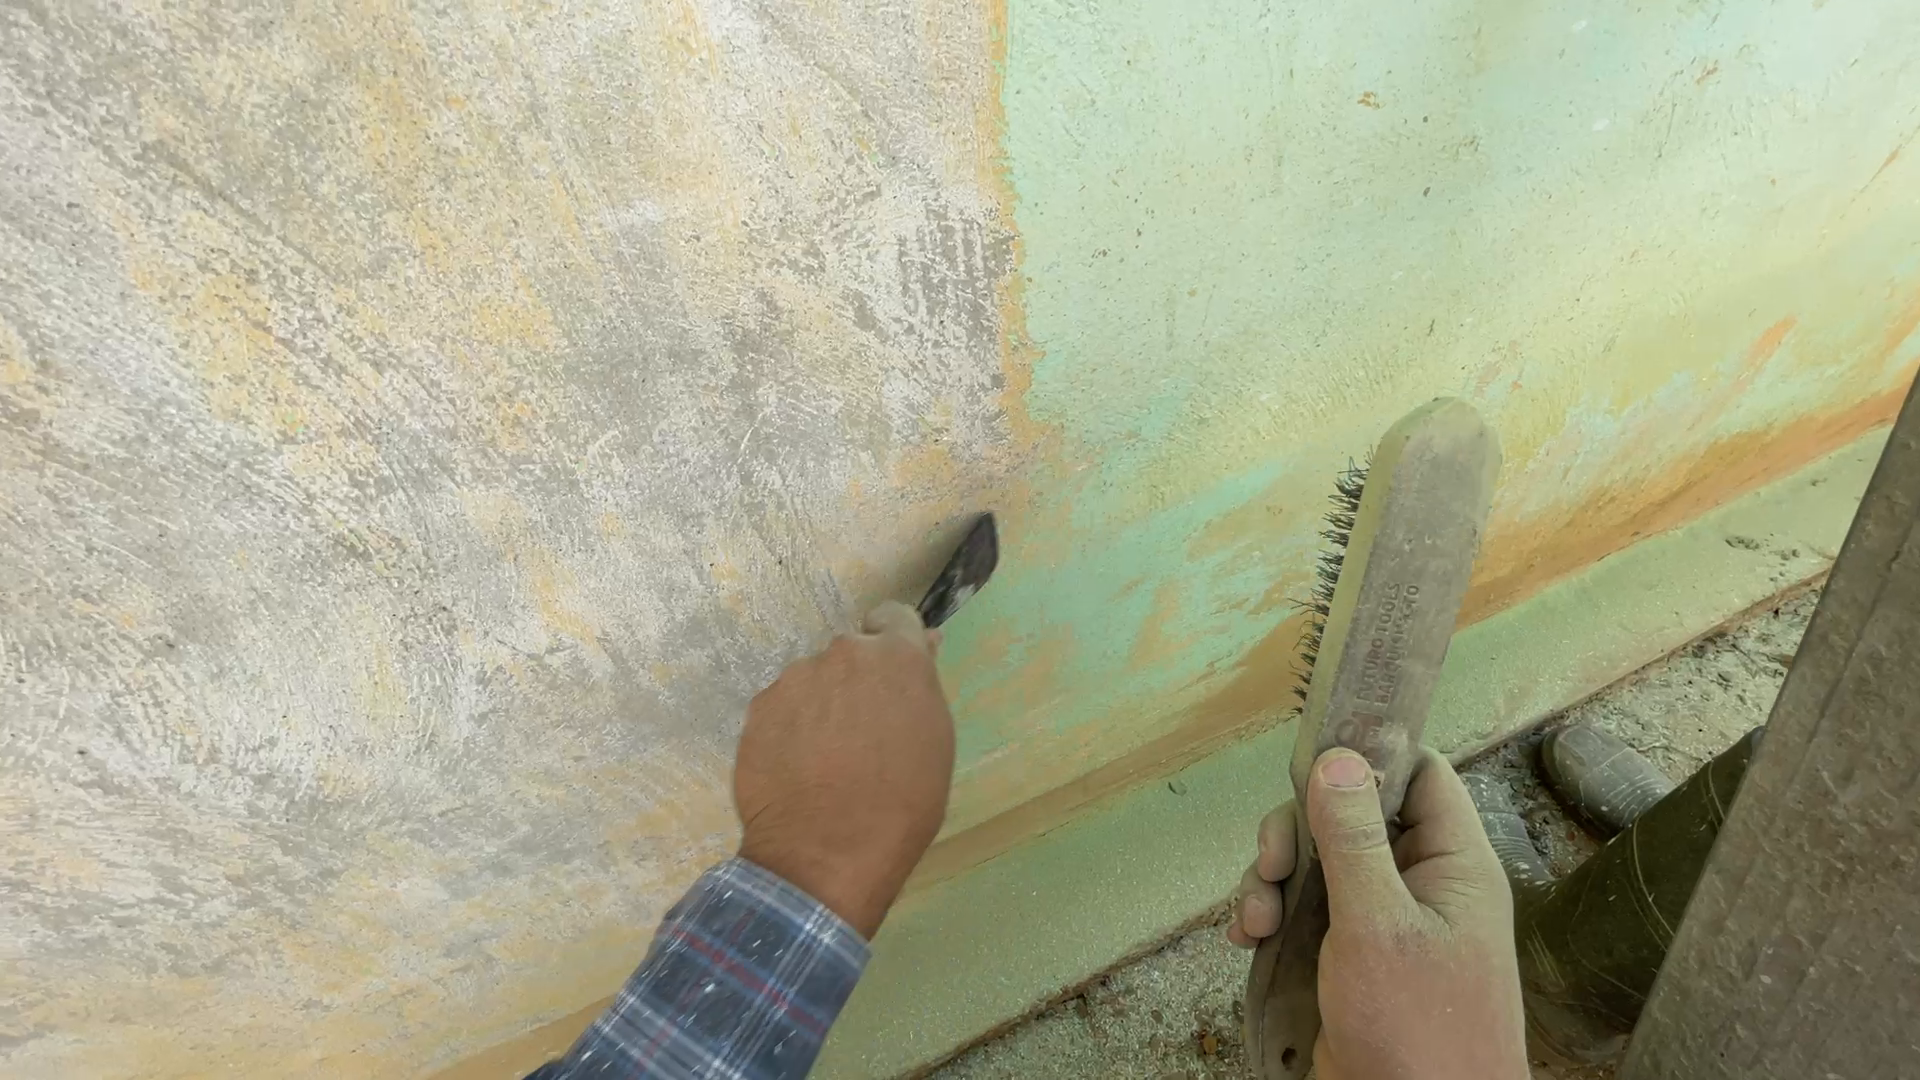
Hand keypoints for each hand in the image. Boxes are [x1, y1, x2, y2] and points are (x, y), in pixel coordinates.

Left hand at [733, 601, 953, 938]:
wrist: (826, 854)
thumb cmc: (903, 802)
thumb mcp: (935, 740)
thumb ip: (922, 684)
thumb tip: (922, 644)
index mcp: (896, 656)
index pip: (894, 616)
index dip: (894, 642)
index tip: (891, 676)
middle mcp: (843, 653)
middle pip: (852, 654)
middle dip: (857, 681)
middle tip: (861, 733)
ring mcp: (795, 678)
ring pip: (814, 681)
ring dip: (821, 704)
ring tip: (823, 759)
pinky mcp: (759, 707)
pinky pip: (783, 707)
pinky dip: (790, 728)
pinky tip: (796, 768)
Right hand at [1228, 747, 1529, 1079]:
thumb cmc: (1415, 1030)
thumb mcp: (1377, 926)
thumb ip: (1354, 839)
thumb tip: (1337, 756)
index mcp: (1451, 863)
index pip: (1420, 773)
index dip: (1371, 752)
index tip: (1312, 752)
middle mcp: (1417, 878)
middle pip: (1347, 811)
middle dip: (1296, 832)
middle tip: (1269, 863)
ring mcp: (1379, 911)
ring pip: (1314, 855)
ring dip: (1272, 878)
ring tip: (1255, 922)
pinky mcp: (1346, 943)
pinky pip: (1299, 899)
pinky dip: (1268, 909)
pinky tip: (1249, 936)